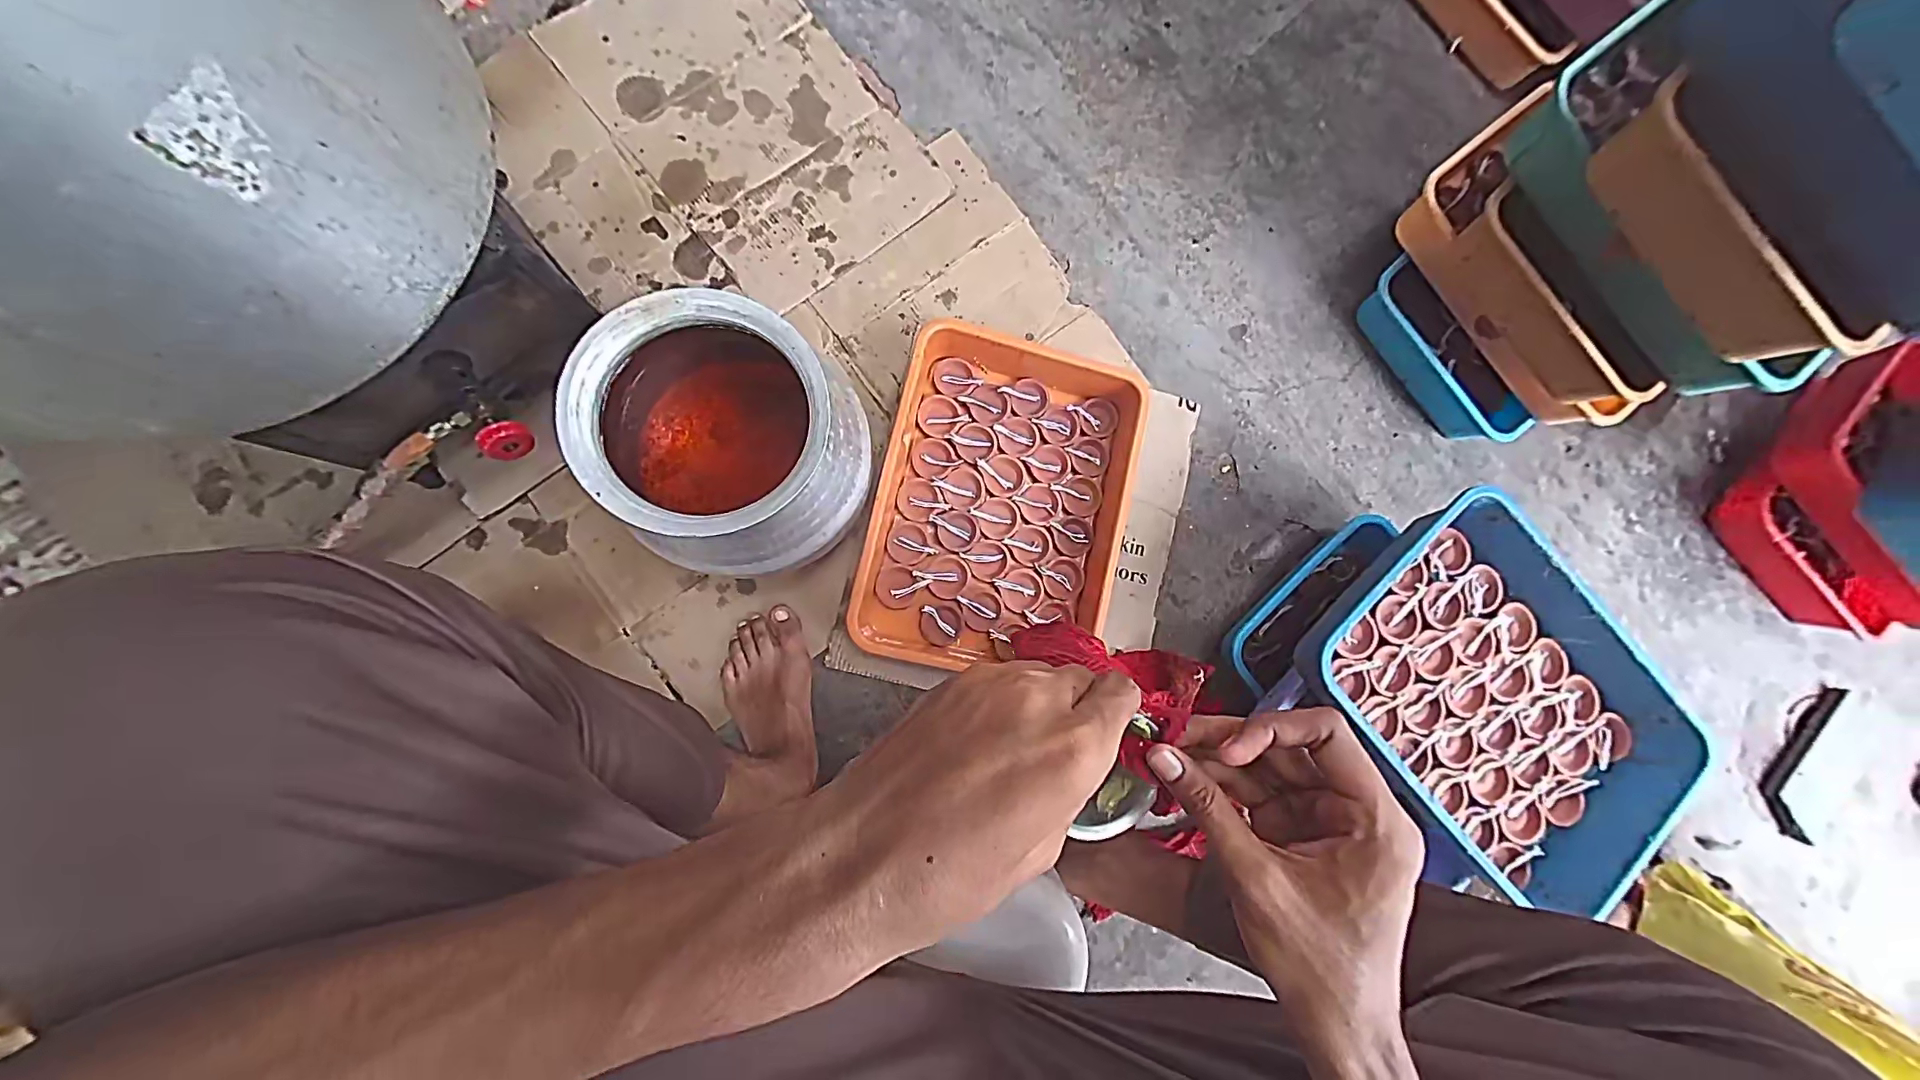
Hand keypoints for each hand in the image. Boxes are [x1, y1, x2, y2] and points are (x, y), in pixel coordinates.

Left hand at [824, 661, 1139, 948]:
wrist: (863, 856)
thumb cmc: (947, 875)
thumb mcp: (1040, 851)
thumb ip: (1070, 791)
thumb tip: (1070, 769)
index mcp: (1074, 748)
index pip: (1120, 693)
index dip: (1117, 711)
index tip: (1107, 727)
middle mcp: (1035, 701)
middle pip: (1080, 678)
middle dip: (1076, 709)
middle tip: (1055, 747)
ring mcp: (988, 684)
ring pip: (1036, 674)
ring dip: (1035, 702)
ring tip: (1009, 747)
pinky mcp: (949, 682)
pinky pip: (996, 680)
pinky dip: (999, 701)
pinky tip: (976, 740)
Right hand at [1146, 709, 1421, 1078]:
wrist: (1334, 1026)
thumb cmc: (1323, 971)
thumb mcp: (1255, 879)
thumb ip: (1207, 809)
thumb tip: (1168, 758)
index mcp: (1375, 819)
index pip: (1327, 734)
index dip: (1271, 729)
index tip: (1229, 747)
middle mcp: (1356, 812)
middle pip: (1288, 749)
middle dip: (1230, 743)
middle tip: (1181, 740)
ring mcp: (1326, 823)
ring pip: (1267, 769)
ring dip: (1218, 763)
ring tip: (1175, 759)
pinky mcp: (1300, 834)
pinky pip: (1258, 795)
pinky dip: (1222, 788)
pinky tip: (1189, 782)